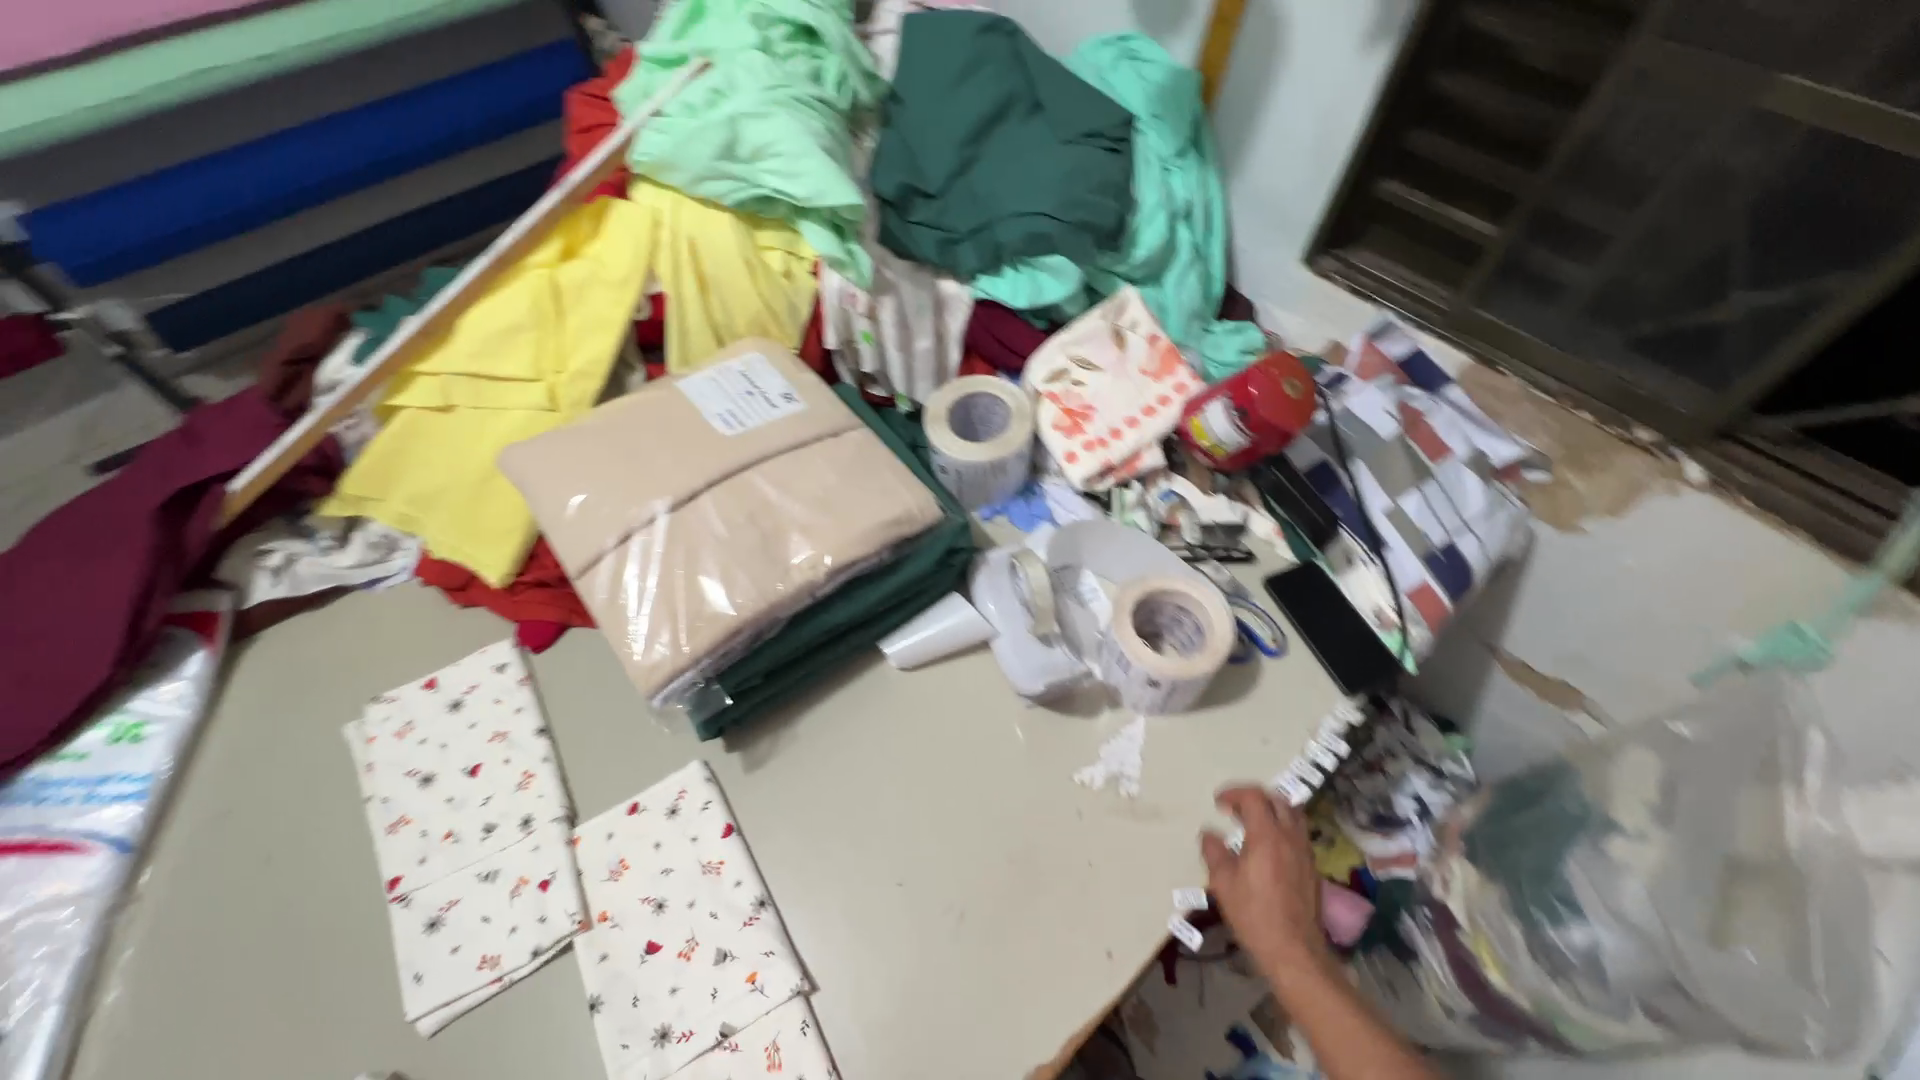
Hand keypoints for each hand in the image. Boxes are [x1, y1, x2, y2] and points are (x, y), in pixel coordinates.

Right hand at [1200, 785, 1332, 984]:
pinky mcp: (1311, 868)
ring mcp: (1305, 852)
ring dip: (1271, 811)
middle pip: (1277, 800)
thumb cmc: (1254, 915)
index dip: (1234, 793)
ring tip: (1252, 825)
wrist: (1294, 950)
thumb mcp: (1223, 883)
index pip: (1254, 797)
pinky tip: (1267, 849)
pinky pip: (1298, 834)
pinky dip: (1281, 829)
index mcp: (1267, 836)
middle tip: (1234, 809)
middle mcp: (1290, 837)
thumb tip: (1209, 834)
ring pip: (1292, 815)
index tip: (1218, 802)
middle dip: (1254, 798)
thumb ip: (1214, 852)